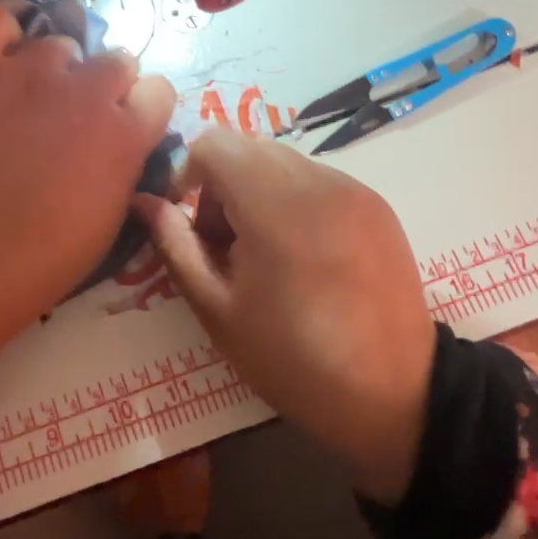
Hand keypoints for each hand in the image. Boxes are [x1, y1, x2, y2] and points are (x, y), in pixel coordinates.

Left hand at [0, 3, 174, 503]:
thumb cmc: (35, 266)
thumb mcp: (107, 223)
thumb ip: (124, 167)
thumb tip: (124, 140)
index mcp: (123, 134)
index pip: (157, 91)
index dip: (142, 111)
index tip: (126, 130)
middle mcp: (83, 90)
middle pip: (115, 61)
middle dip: (105, 89)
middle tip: (75, 124)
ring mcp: (23, 73)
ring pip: (58, 44)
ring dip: (56, 70)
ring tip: (31, 101)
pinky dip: (4, 27)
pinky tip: (5, 47)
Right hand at [132, 129, 435, 504]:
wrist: (393, 395)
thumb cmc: (292, 360)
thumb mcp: (217, 309)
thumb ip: (175, 244)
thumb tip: (144, 200)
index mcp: (275, 206)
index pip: (213, 143)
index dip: (189, 174)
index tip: (192, 224)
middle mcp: (318, 181)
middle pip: (247, 147)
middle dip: (222, 185)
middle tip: (227, 248)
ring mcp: (353, 189)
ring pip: (283, 161)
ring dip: (258, 191)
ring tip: (267, 255)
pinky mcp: (376, 203)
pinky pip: (318, 180)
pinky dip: (295, 201)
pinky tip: (305, 256)